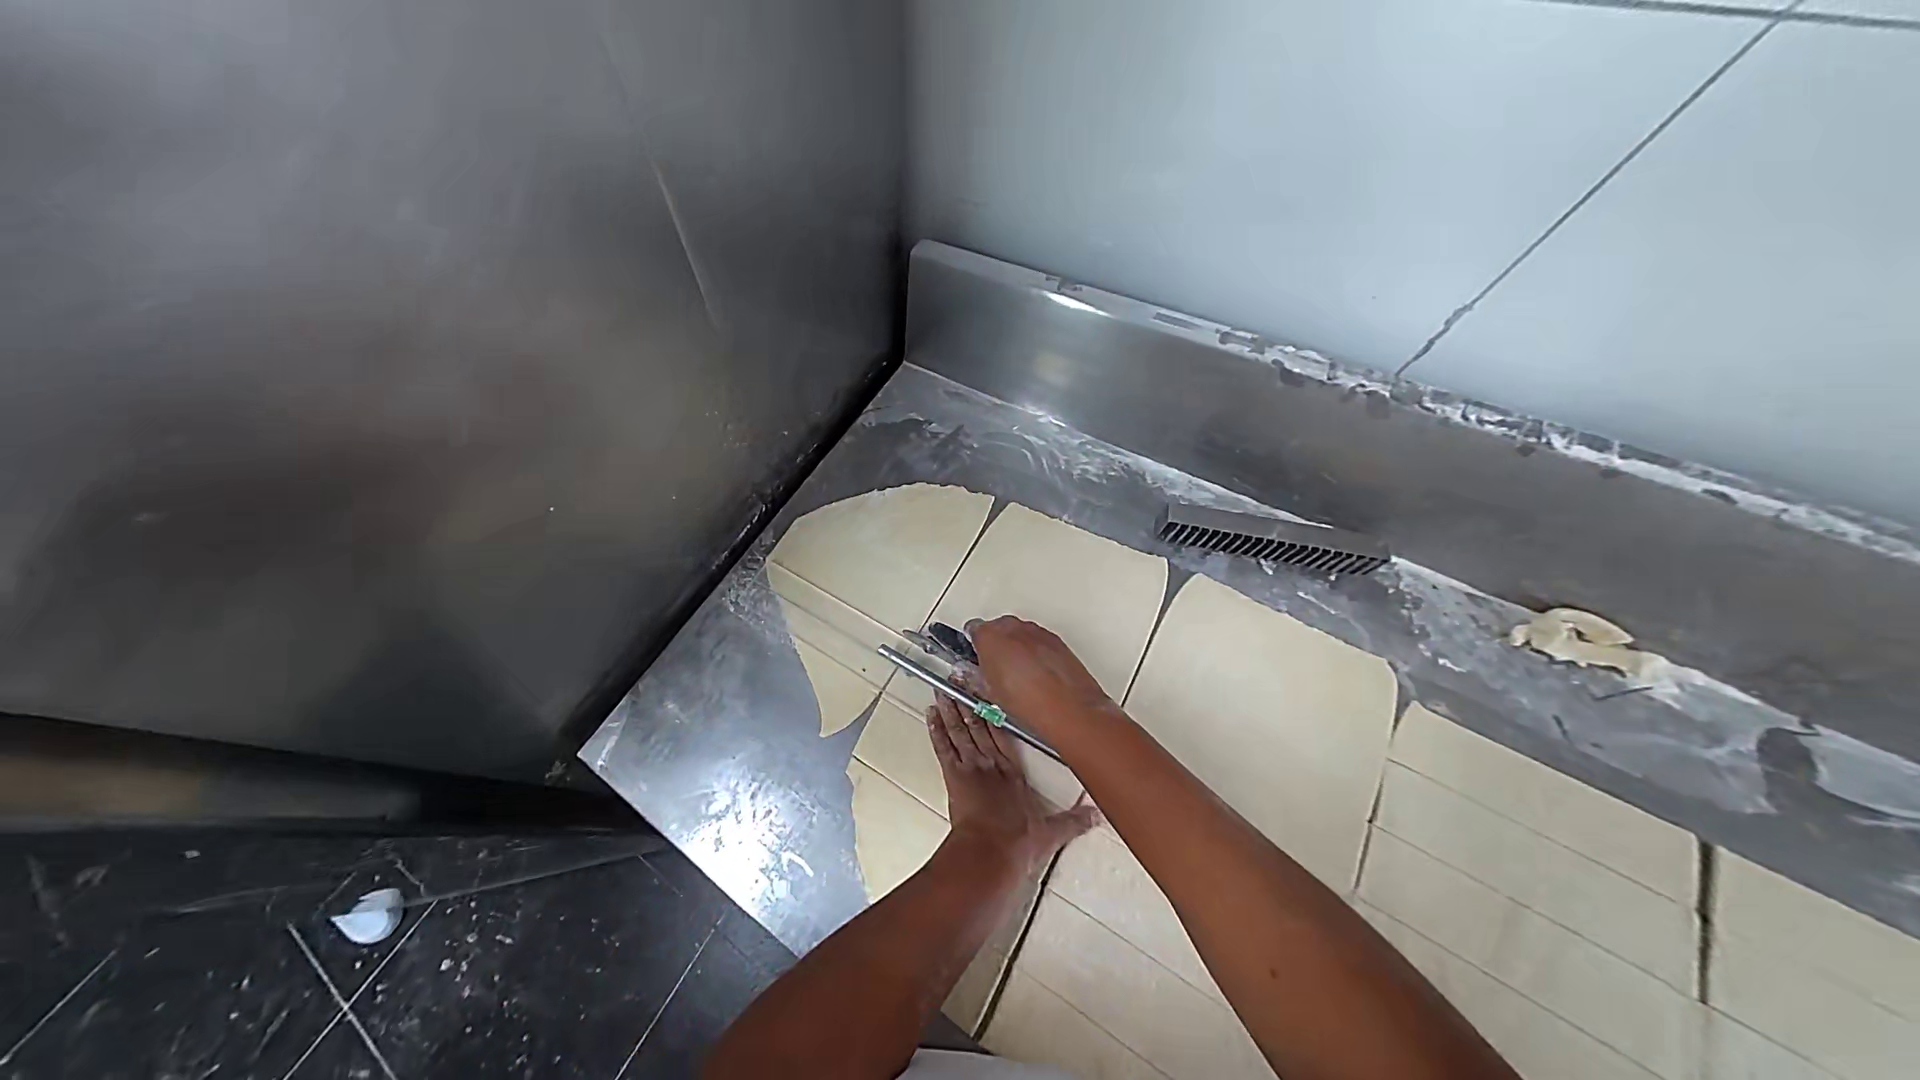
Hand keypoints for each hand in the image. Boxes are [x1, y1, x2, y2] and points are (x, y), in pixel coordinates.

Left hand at [926, 693, 1097, 877]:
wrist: (989, 852)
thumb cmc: (1016, 841)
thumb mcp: (1049, 833)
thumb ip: (1073, 821)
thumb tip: (1096, 816)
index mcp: (1014, 770)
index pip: (1003, 730)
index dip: (994, 709)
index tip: (988, 690)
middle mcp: (992, 762)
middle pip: (978, 724)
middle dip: (968, 700)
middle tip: (959, 678)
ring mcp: (971, 766)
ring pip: (959, 730)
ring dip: (950, 708)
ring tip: (942, 688)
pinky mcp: (954, 777)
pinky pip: (943, 747)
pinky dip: (936, 729)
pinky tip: (931, 713)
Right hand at [965, 615, 1118, 741]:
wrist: (1067, 708)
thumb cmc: (1031, 702)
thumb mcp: (990, 692)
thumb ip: (979, 673)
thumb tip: (979, 672)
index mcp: (990, 636)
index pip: (974, 629)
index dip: (974, 643)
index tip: (975, 653)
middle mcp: (1014, 627)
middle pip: (998, 627)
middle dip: (996, 643)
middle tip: (996, 666)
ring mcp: (1037, 632)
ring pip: (1020, 632)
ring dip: (1018, 646)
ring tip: (1020, 674)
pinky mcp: (1056, 640)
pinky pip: (1039, 640)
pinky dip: (1036, 651)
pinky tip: (1038, 674)